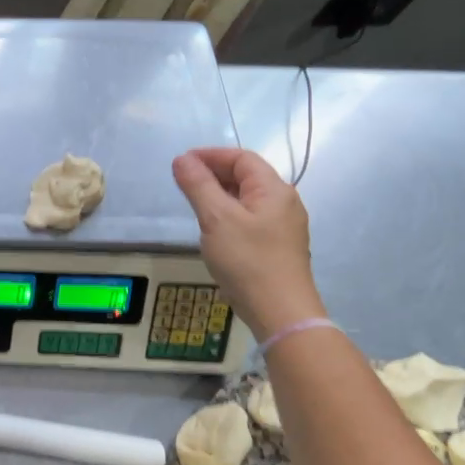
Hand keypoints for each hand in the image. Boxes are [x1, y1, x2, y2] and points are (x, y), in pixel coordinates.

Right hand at [172, 148, 324, 337]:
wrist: (279, 310)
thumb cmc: (247, 260)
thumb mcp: (216, 219)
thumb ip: (199, 185)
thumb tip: (182, 159)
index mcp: (274, 190)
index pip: (242, 159)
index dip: (211, 155)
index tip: (181, 162)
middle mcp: (284, 202)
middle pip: (247, 176)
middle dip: (214, 172)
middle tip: (181, 180)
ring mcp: (283, 225)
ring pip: (247, 198)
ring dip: (219, 192)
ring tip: (192, 201)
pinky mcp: (277, 244)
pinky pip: (250, 216)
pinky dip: (228, 211)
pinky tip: (212, 227)